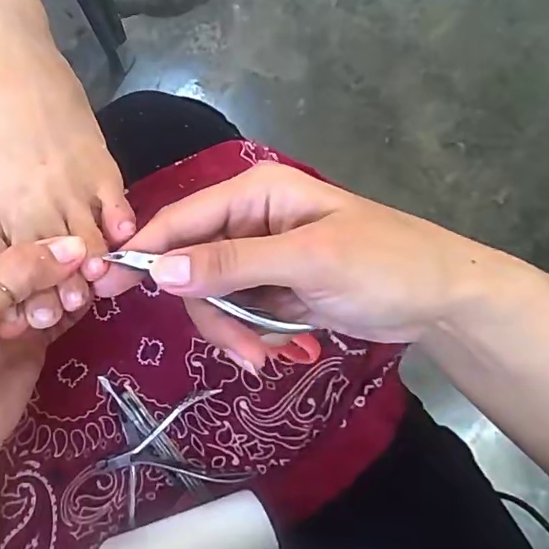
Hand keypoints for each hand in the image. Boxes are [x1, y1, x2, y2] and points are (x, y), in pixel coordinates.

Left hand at [0, 0, 131, 332]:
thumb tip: (4, 273)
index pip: (5, 280)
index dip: (20, 305)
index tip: (32, 318)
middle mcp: (25, 214)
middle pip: (50, 274)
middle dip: (60, 298)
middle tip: (70, 305)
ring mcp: (65, 190)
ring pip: (85, 250)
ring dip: (92, 273)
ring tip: (97, 281)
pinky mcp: (97, 165)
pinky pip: (115, 210)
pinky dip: (120, 230)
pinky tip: (122, 239)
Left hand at [0, 234, 89, 461]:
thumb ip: (14, 275)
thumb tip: (73, 246)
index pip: (10, 231)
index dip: (41, 231)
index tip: (74, 236)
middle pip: (38, 256)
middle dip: (61, 262)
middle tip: (79, 277)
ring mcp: (18, 311)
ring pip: (54, 282)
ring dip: (72, 284)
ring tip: (81, 294)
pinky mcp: (39, 338)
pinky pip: (65, 311)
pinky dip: (79, 306)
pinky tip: (91, 301)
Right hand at [91, 163, 520, 369]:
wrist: (444, 300)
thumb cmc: (386, 264)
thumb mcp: (307, 260)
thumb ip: (231, 264)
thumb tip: (158, 271)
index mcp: (255, 193)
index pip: (182, 218)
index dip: (143, 249)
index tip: (104, 283)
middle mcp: (247, 220)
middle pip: (191, 265)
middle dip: (210, 310)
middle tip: (238, 349)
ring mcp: (256, 257)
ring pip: (209, 295)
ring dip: (231, 329)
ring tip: (265, 355)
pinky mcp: (266, 288)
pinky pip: (233, 312)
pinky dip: (247, 334)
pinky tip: (277, 348)